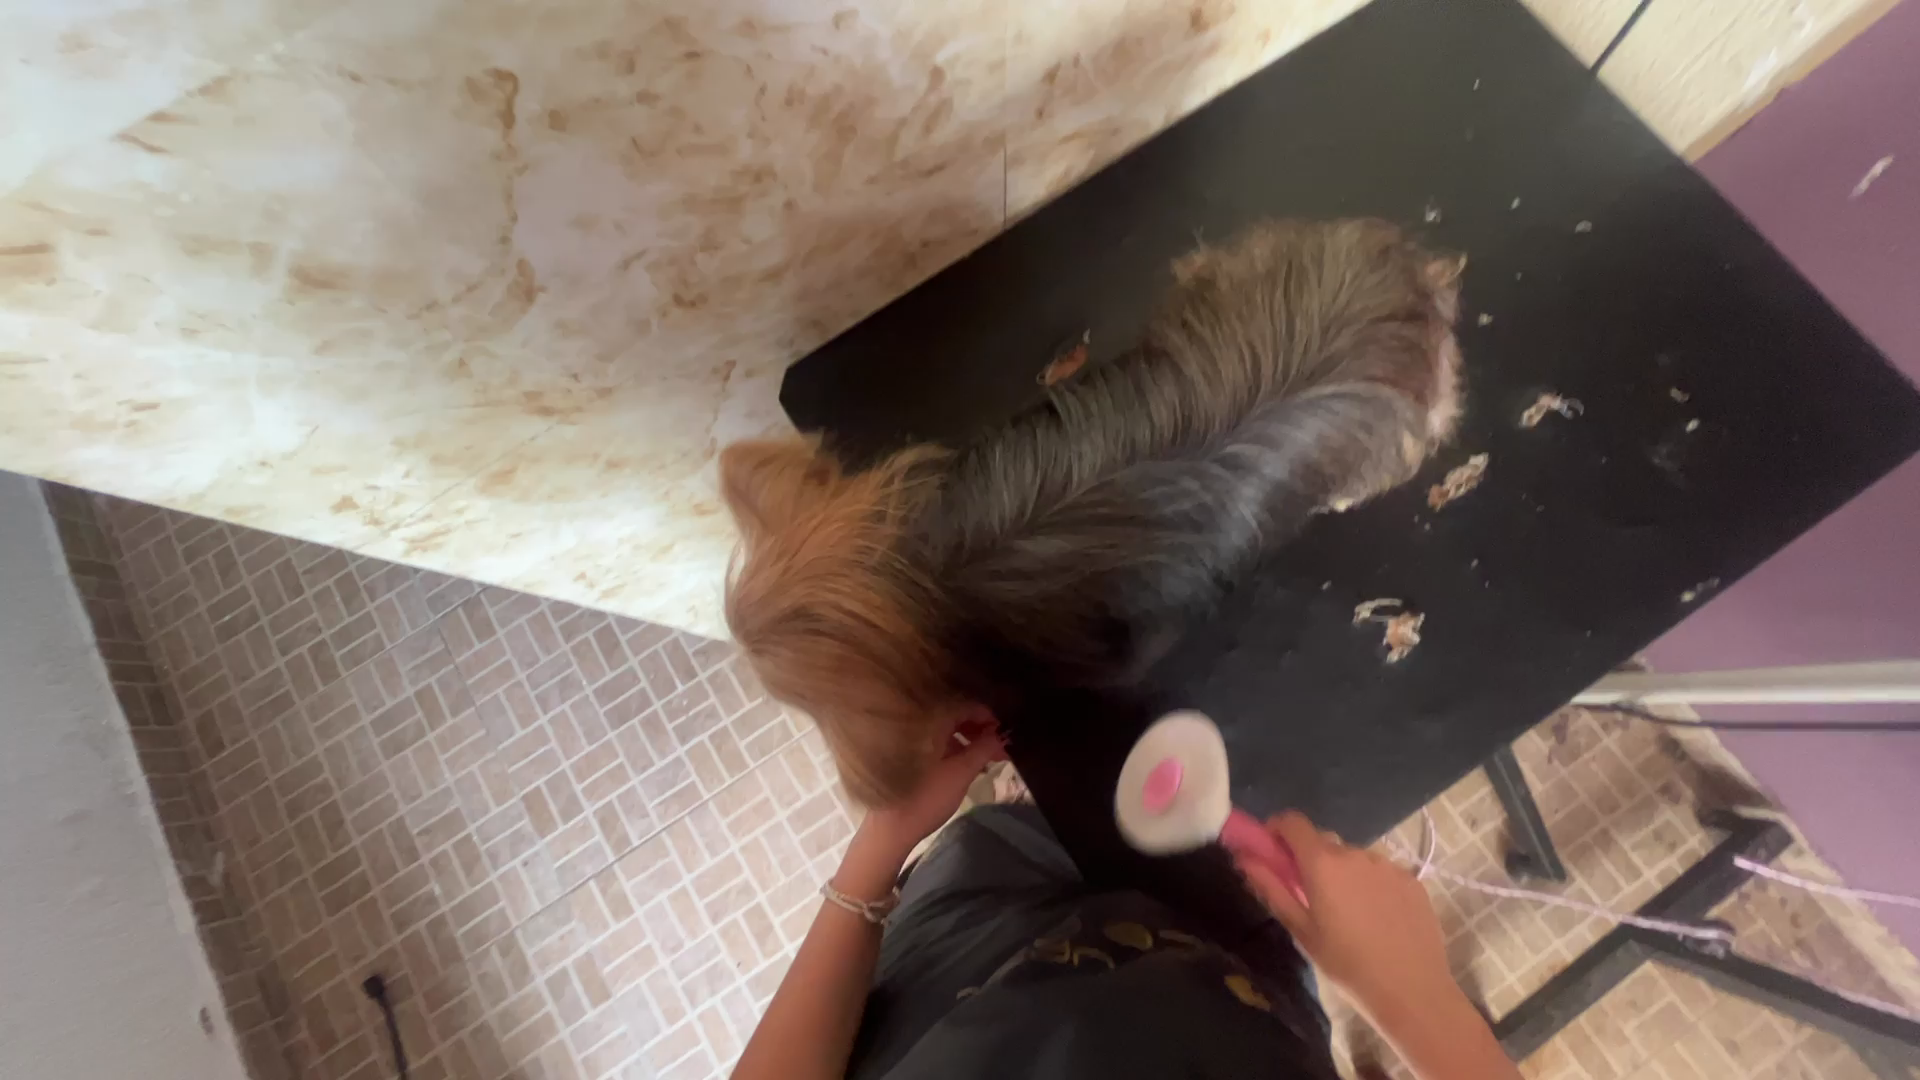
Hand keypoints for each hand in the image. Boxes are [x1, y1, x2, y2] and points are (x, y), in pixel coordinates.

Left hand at [857, 724, 1005, 861]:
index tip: (1004, 732)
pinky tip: (966, 765)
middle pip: (956, 716)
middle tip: (1000, 748)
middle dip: (980, 729)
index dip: (987, 716)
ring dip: (969, 740)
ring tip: (986, 759)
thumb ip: (984, 748)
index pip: (965, 705)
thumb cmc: (928, 797)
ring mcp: (912, 739)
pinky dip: (954, 749)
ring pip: (947, 730)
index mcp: (931, 721)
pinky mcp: (908, 755)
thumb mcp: (962, 772)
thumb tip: (1002, 733)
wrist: (890, 827)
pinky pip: (937, 742)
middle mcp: (919, 723)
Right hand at [1232, 811, 1457, 1020]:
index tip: (1273, 851)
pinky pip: (1381, 871)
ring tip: (1350, 912)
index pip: (1292, 821)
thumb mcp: (1301, 930)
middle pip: (1323, 841)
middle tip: (1312, 895)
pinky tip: (1379, 918)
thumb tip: (1243, 856)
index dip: (1277, 828)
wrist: (1415, 995)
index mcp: (1322, 862)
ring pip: (1353, 857)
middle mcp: (1354, 853)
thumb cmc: (1347, 965)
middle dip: (1311, 859)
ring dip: (1343, 872)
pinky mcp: (1412, 880)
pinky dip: (1371, 884)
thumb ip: (1270, 887)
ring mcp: (1387, 865)